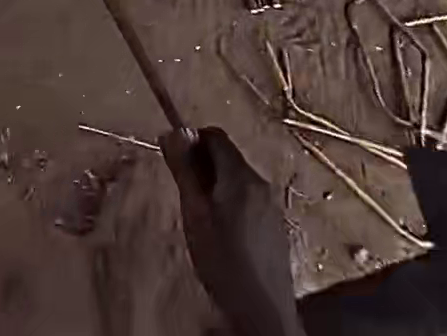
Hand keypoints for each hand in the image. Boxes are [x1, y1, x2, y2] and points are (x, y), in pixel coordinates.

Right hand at [160, 127, 305, 335]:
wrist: (263, 314)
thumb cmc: (222, 259)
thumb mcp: (194, 212)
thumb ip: (183, 170)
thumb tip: (170, 131)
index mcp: (241, 176)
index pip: (214, 135)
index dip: (192, 140)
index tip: (176, 162)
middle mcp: (260, 184)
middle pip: (226, 155)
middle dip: (202, 163)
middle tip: (185, 191)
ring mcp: (271, 206)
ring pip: (236, 177)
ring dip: (214, 182)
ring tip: (200, 214)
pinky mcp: (275, 226)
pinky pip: (248, 197)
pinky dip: (230, 200)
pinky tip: (221, 231)